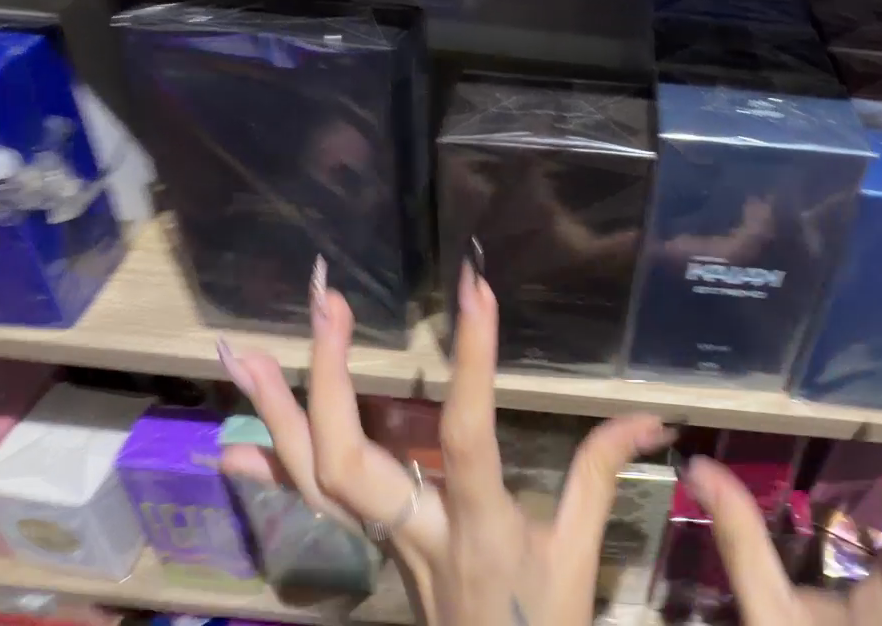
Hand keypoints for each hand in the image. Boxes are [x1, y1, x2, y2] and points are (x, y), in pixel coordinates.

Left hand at [218, 258, 673, 625]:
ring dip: (275, 414)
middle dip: (332, 377)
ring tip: (242, 353)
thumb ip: (602, 473)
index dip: (470, 361)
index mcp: (478, 525)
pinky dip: (269, 470)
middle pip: (349, 460)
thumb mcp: (579, 552)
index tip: (475, 288)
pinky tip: (231, 444)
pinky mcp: (368, 545)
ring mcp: (379, 541)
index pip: (467, 435)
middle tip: (329, 304)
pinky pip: (309, 506)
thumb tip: (651, 418)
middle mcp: (413, 530)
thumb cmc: (540, 620)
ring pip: (312, 479)